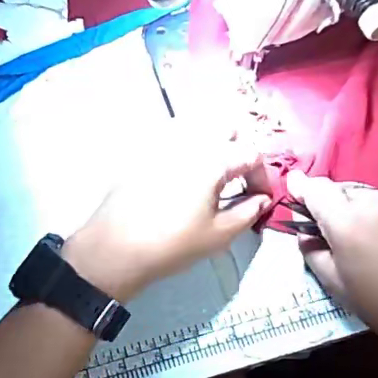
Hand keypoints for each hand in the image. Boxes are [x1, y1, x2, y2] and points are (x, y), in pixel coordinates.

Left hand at [62, 138, 269, 301]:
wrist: (114, 248)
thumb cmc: (173, 244)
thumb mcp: (219, 235)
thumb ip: (248, 212)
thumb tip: (261, 199)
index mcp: (214, 159)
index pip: (252, 154)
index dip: (263, 176)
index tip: (261, 199)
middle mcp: (190, 141)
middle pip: (227, 128)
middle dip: (240, 150)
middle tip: (239, 180)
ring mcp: (163, 143)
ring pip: (199, 129)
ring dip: (214, 147)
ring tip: (213, 179)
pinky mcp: (142, 152)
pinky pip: (174, 140)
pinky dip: (189, 151)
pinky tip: (184, 179)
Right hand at [293, 175, 377, 377]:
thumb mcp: (343, 291)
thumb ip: (316, 257)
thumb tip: (307, 237)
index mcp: (348, 220)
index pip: (317, 189)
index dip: (304, 189)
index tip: (298, 190)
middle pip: (349, 194)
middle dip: (343, 210)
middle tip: (350, 241)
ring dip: (376, 216)